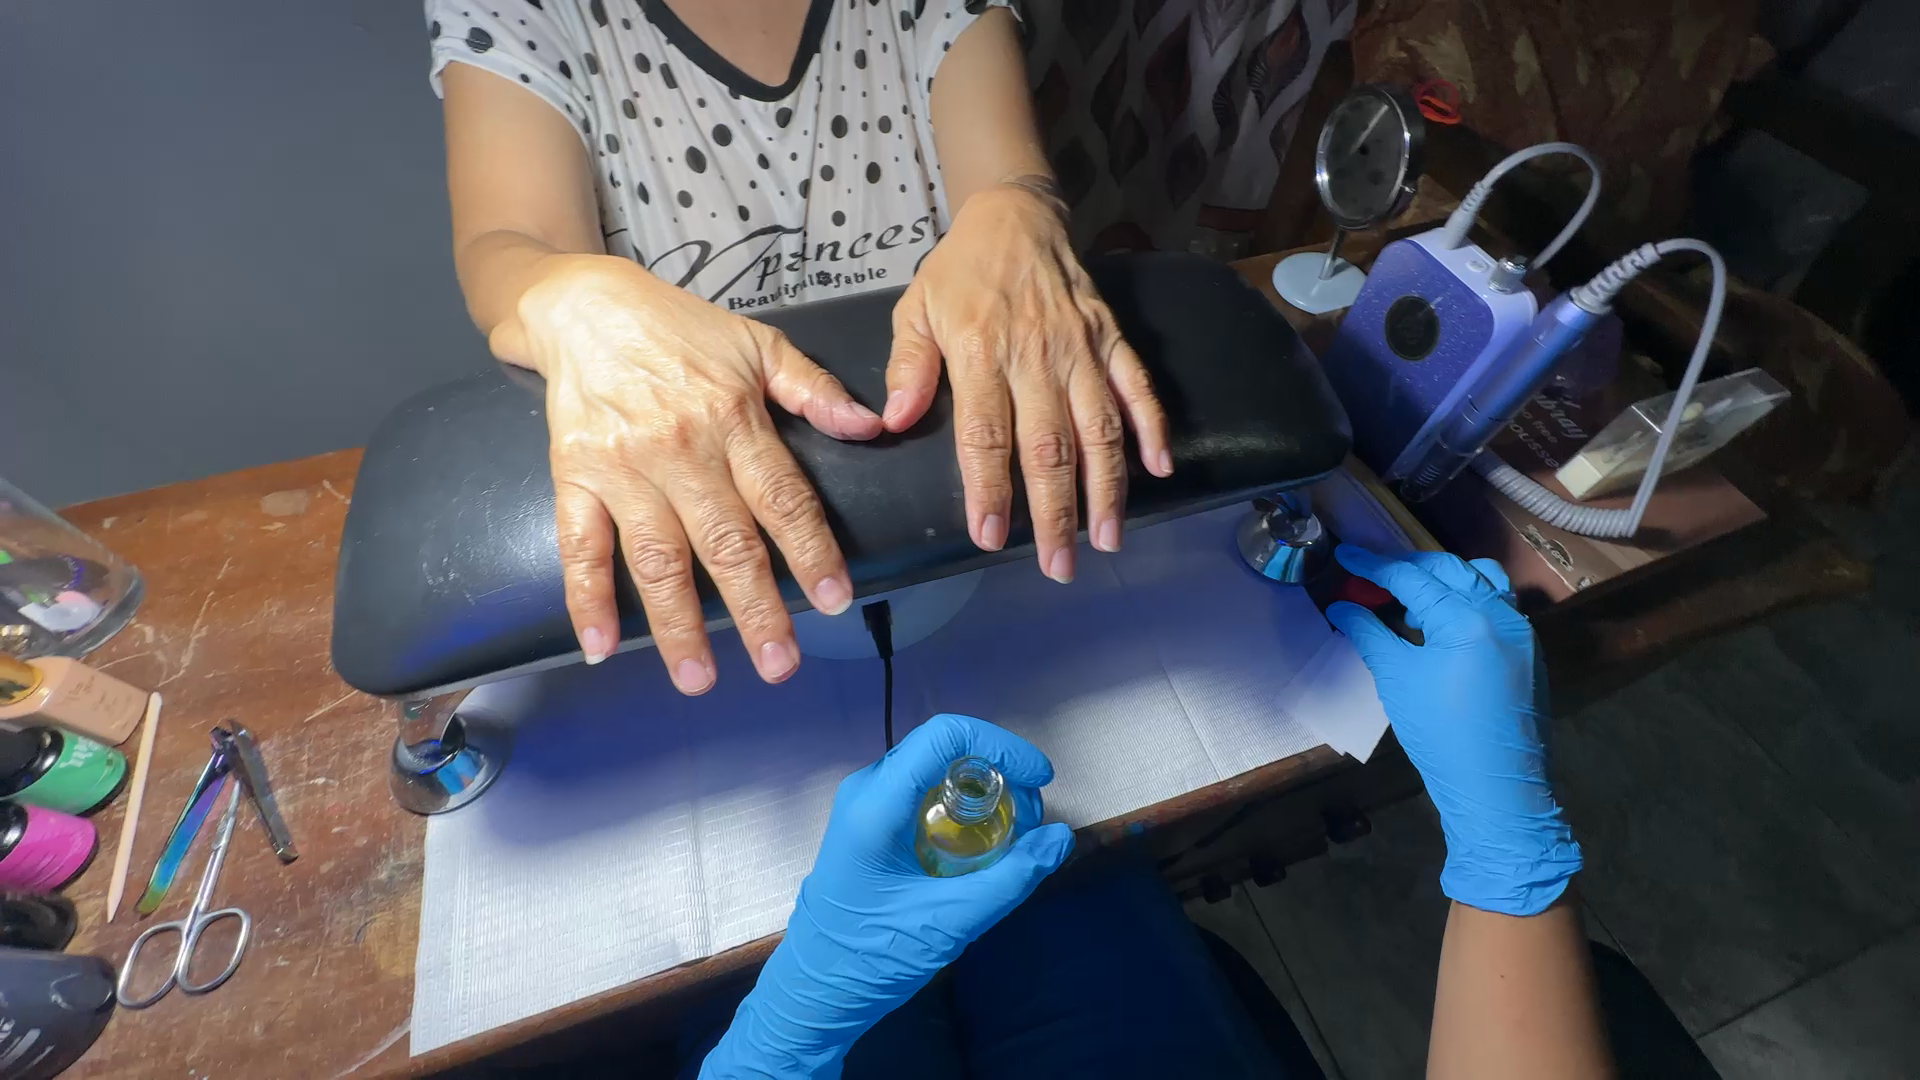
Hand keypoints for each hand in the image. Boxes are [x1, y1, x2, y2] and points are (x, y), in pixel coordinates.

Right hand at [502, 254, 882, 692]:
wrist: (584, 306)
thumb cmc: (682, 330)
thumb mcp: (759, 344)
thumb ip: (814, 389)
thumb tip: (871, 425)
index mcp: (735, 422)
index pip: (783, 499)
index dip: (812, 553)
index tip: (834, 600)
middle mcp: (682, 453)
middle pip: (726, 543)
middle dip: (756, 609)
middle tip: (780, 664)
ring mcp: (624, 470)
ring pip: (657, 558)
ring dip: (679, 623)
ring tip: (701, 677)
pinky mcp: (574, 477)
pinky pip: (579, 545)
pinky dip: (585, 597)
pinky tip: (600, 646)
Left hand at [701, 714, 1074, 1077]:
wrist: (812, 995)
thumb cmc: (871, 960)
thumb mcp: (950, 923)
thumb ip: (1011, 878)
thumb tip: (1062, 837)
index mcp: (876, 803)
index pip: (944, 735)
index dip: (1000, 744)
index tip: (1040, 779)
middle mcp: (868, 787)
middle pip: (945, 747)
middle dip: (999, 768)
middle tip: (1033, 815)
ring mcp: (866, 800)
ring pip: (937, 765)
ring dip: (984, 783)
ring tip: (1017, 827)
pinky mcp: (872, 817)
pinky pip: (925, 786)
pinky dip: (963, 799)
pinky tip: (985, 837)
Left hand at [884, 181, 1172, 583]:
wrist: (1015, 216)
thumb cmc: (960, 273)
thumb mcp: (916, 310)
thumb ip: (907, 367)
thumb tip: (895, 422)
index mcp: (980, 353)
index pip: (986, 434)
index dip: (989, 490)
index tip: (991, 537)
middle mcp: (1036, 356)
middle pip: (1049, 447)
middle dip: (1054, 513)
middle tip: (1059, 566)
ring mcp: (1081, 348)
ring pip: (1099, 428)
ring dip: (1106, 488)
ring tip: (1108, 538)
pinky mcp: (1112, 338)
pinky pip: (1137, 385)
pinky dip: (1152, 426)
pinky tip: (1160, 469)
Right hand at [1326, 546, 1581, 916]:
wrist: (1496, 787)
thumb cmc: (1439, 730)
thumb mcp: (1394, 677)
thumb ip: (1368, 632)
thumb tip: (1340, 605)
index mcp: (1467, 619)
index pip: (1412, 579)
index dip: (1373, 565)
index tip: (1343, 552)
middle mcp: (1501, 616)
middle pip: (1449, 570)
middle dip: (1407, 566)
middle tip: (1371, 572)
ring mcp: (1521, 633)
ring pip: (1481, 581)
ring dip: (1442, 579)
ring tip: (1410, 598)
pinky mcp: (1527, 653)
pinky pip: (1495, 606)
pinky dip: (1463, 601)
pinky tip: (1437, 626)